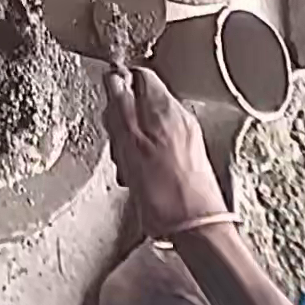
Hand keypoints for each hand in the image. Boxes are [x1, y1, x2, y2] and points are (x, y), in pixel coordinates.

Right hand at [103, 66, 228, 236]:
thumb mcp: (129, 142)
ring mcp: (185, 136)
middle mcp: (180, 117)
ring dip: (129, 139)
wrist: (195, 230)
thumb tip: (113, 77)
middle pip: (140, 100)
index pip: (139, 75)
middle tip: (116, 141)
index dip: (119, 85)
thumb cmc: (162, 190)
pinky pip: (157, 142)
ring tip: (127, 164)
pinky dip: (143, 153)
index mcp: (165, 108)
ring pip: (146, 123)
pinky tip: (138, 174)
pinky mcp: (188, 155)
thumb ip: (120, 105)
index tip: (108, 105)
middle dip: (121, 118)